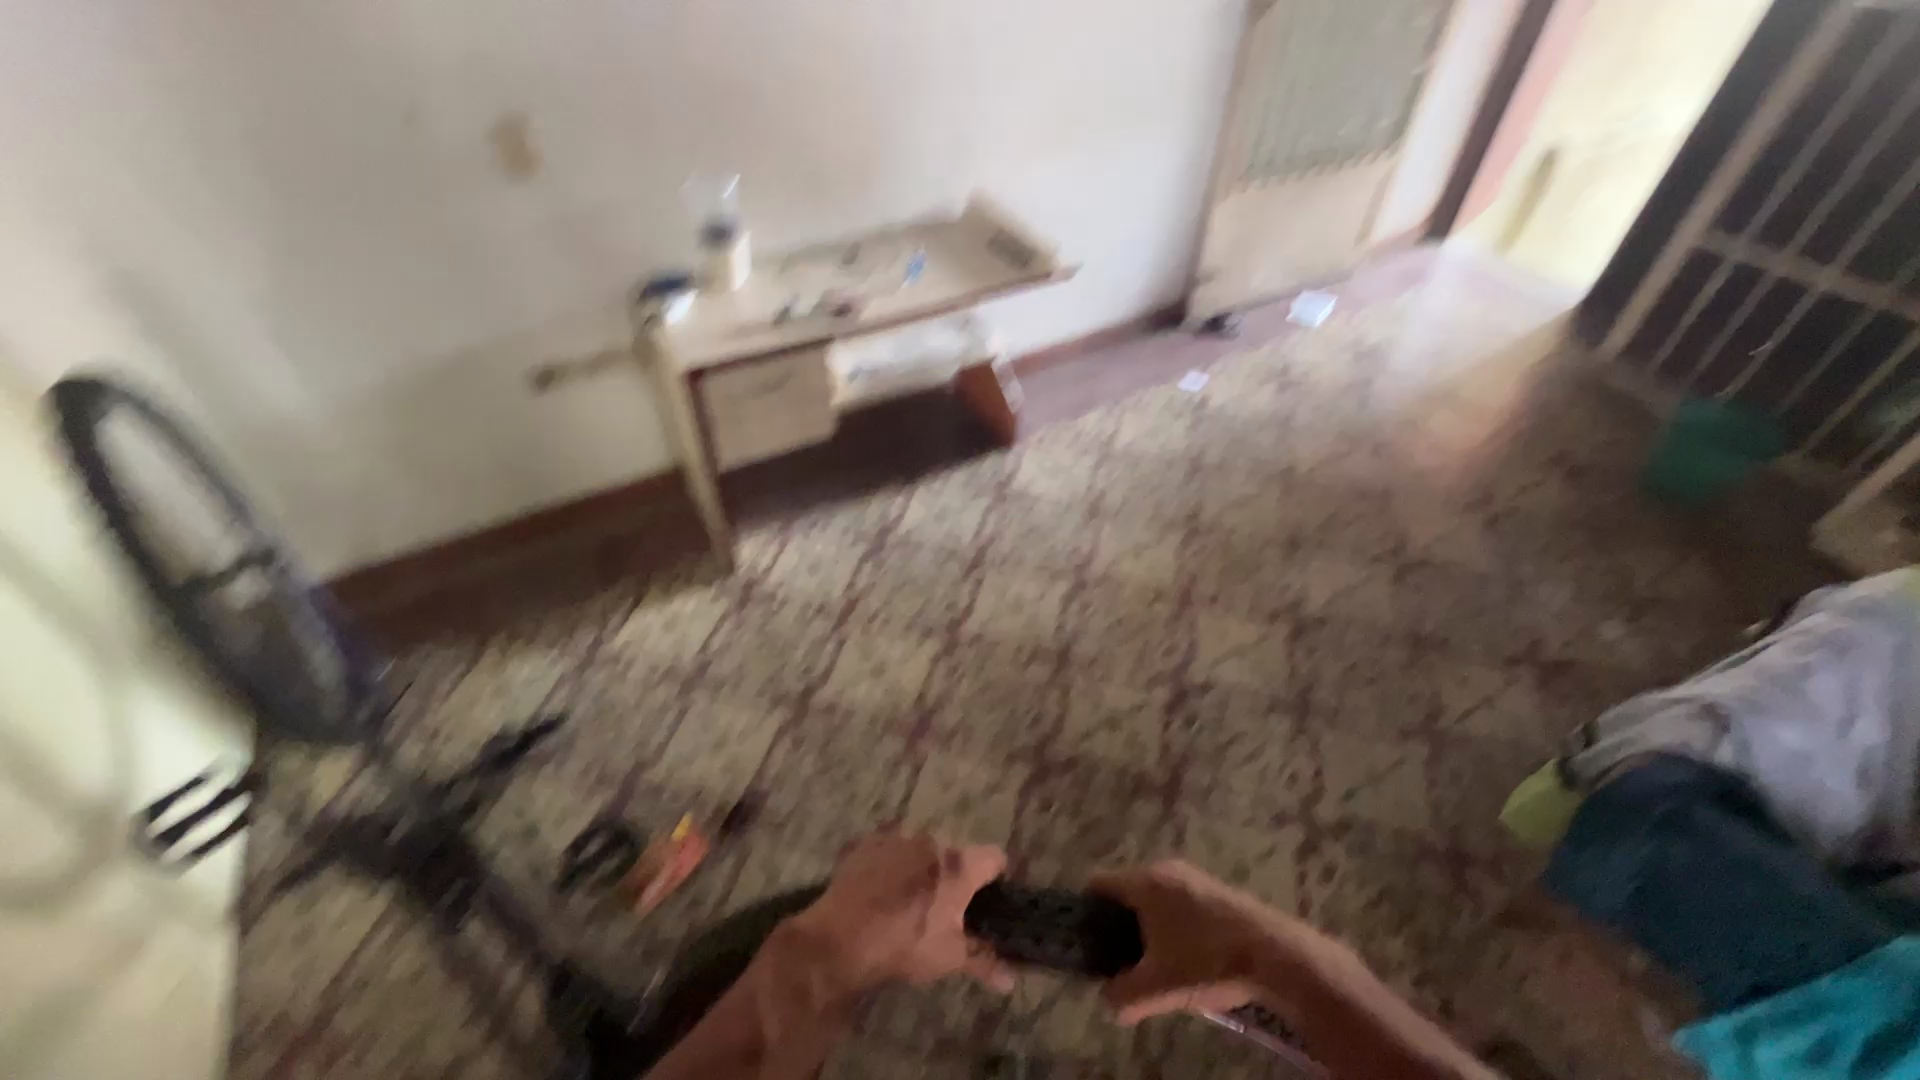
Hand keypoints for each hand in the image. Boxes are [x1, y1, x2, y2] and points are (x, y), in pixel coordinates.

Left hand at [786, 830, 1016, 992]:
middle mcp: (932, 840)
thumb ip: (984, 961)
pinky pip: (890, 848)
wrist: (840, 938)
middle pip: (956, 853)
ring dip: (922, 867)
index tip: (987, 901)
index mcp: (959, 864)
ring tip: (909, 899)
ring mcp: (897, 837)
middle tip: (945, 908)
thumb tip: (1011, 980)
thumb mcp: (949, 957)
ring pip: (922, 849)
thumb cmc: (904, 944)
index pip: (995, 857)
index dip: (995, 878)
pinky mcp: (868, 841)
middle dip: (954, 876)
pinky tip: (881, 890)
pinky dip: (892, 863)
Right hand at [1091, 859, 1293, 1024]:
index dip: (1086, 912)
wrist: (1274, 955)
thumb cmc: (1206, 963)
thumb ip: (1122, 995)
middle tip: (1121, 960)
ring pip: (1154, 898)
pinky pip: (1177, 901)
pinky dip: (1172, 924)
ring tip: (1155, 963)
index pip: (1097, 884)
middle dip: (1119, 924)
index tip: (1087, 942)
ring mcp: (1193, 876)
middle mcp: (1164, 869)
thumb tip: (1109, 1000)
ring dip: (1148, 926)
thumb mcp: (1158, 989)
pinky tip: (1186, 957)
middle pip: (1126, 892)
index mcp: (1144, 882)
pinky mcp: (1215, 889)